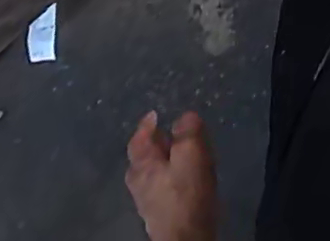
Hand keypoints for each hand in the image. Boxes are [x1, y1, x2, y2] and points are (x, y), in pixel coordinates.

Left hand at [125, 110, 217, 240]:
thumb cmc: (185, 195)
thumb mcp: (191, 154)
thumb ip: (187, 131)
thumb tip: (185, 116)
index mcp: (142, 164)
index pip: (138, 138)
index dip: (146, 124)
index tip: (155, 114)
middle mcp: (139, 182)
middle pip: (143, 156)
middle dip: (155, 143)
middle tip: (170, 132)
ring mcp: (148, 201)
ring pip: (153, 172)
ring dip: (164, 160)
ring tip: (182, 153)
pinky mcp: (160, 214)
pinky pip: (162, 186)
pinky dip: (170, 175)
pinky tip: (185, 178)